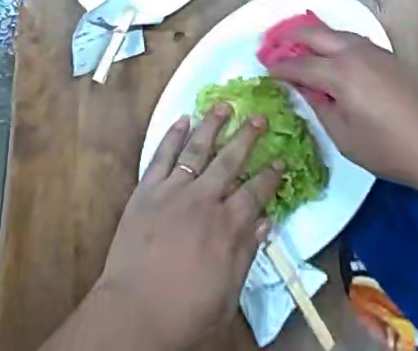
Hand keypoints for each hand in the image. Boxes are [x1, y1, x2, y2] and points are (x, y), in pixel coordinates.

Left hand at [93, 103, 283, 350]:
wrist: (136, 308)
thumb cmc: (186, 310)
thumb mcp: (228, 292)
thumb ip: (246, 252)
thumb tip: (265, 222)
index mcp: (227, 228)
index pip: (255, 193)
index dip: (270, 175)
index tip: (281, 159)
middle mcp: (202, 201)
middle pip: (228, 161)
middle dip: (246, 138)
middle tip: (259, 118)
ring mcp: (172, 190)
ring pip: (196, 149)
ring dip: (211, 126)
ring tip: (223, 106)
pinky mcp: (147, 189)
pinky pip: (161, 155)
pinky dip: (172, 135)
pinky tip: (182, 119)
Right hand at [264, 24, 417, 189]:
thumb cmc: (391, 151)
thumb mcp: (344, 137)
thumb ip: (319, 107)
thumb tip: (305, 89)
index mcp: (339, 74)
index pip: (299, 64)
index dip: (279, 67)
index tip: (266, 70)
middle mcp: (354, 54)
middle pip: (313, 34)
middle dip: (289, 38)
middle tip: (274, 47)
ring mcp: (376, 52)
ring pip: (335, 33)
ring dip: (313, 36)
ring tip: (299, 46)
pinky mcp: (391, 58)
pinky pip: (353, 41)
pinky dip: (334, 42)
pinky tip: (332, 56)